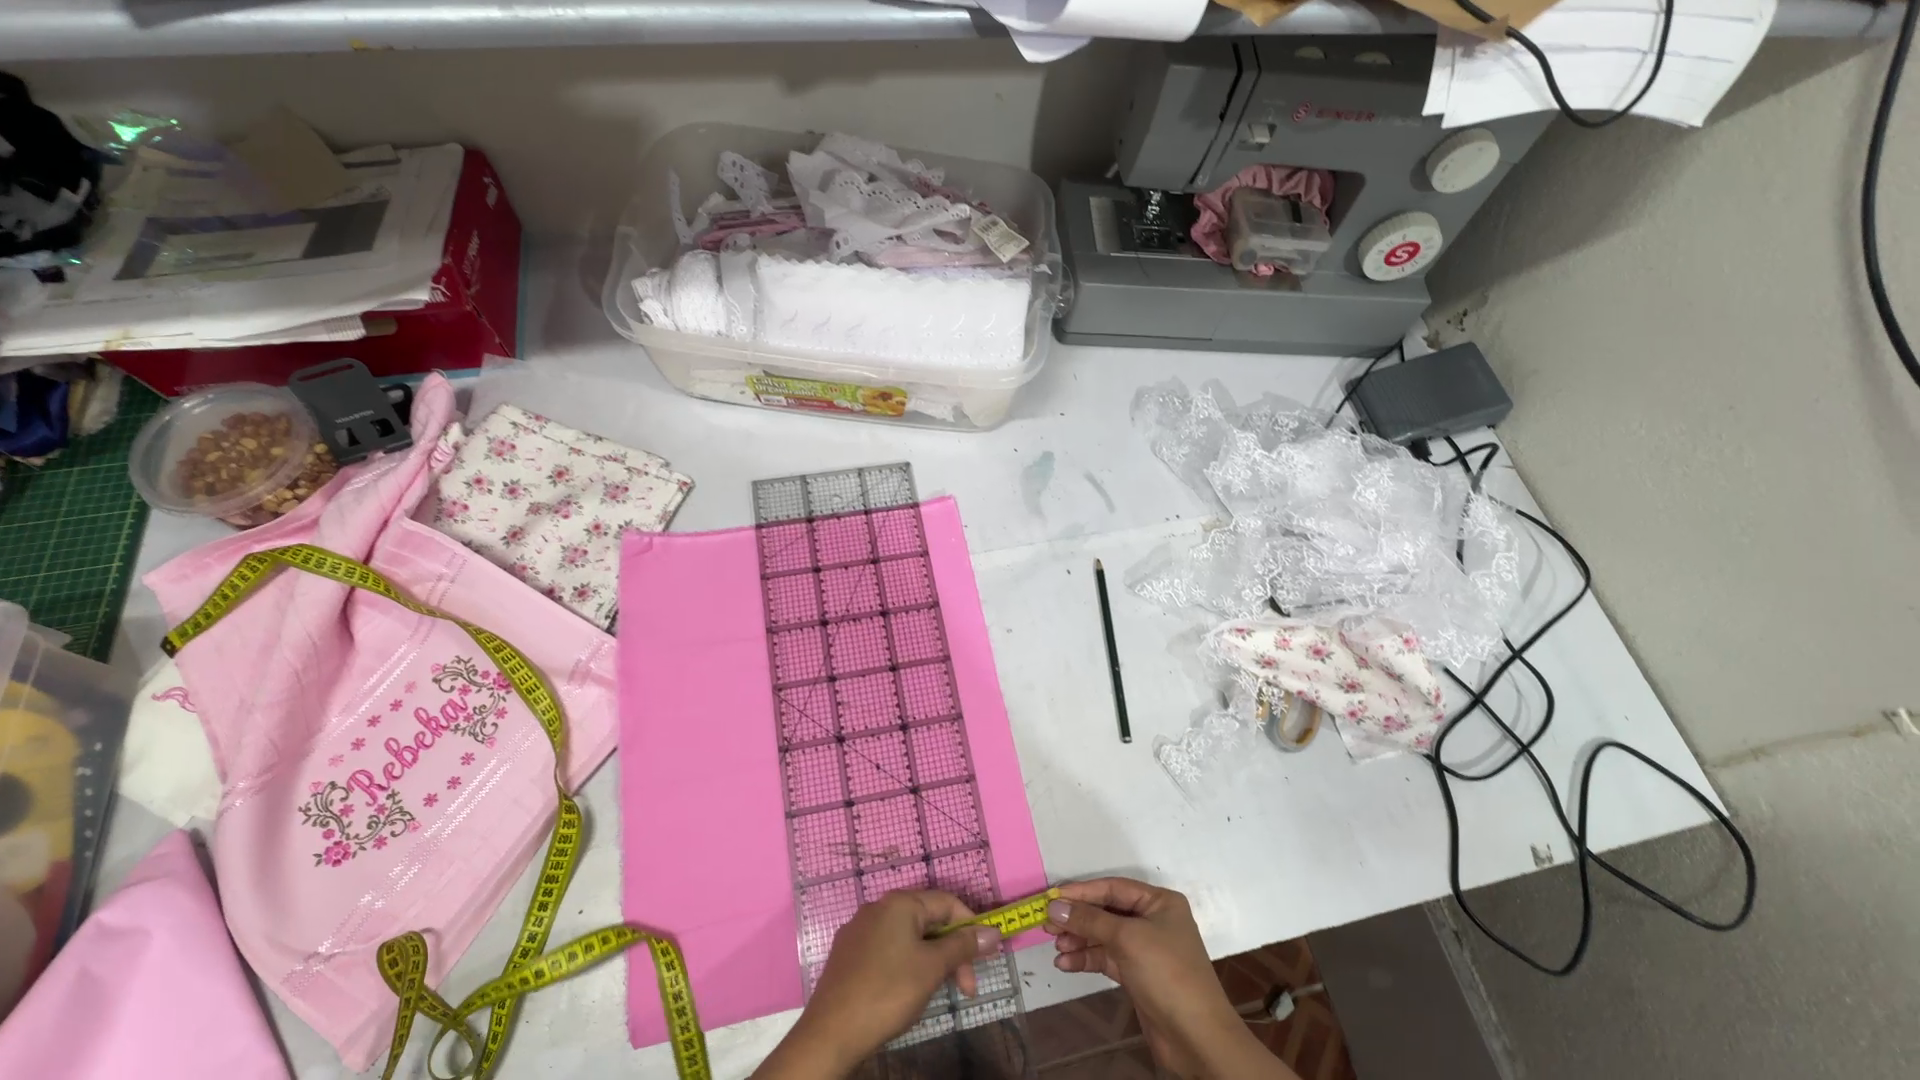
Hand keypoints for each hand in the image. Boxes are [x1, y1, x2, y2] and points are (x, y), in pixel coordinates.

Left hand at [754, 891, 1001, 1077]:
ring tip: (938, 992)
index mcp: (899, 903)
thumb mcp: (933, 967)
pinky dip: (907, 965)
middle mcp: (877, 908)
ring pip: (908, 937)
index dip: (971, 926)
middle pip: (927, 920)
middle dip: (951, 951)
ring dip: (931, 960)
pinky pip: (888, 950)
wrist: (832, 1031)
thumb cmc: (889, 991)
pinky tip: (908, 992)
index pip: (947, 902)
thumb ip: (963, 946)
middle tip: (966, 988)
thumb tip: (993, 932)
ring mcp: (859, 931)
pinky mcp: (848, 954)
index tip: (985, 958)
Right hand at [1047, 878, 1295, 1079]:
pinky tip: (1065, 964)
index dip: (1081, 892)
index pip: (1113, 888)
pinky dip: (1086, 959)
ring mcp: (1145, 949)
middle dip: (1077, 918)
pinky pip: (1106, 958)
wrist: (1195, 1034)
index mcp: (1159, 903)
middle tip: (1046, 923)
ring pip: (1103, 936)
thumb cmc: (1166, 972)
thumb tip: (1054, 906)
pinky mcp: (1137, 974)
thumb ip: (1089, 920)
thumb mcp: (1126, 939)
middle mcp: (1153, 921)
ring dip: (1079, 940)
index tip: (1051, 898)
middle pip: (1106, 912)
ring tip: (1056, 946)